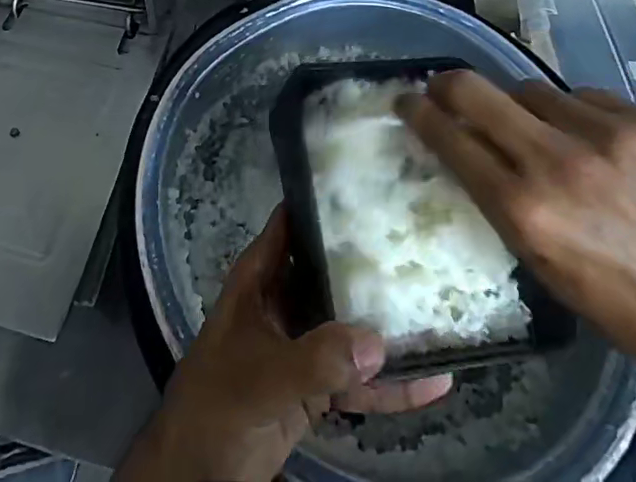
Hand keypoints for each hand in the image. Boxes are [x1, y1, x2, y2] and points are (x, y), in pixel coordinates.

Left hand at [115, 208, 452, 481]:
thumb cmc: (215, 410)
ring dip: (389, 320)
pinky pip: (362, 382)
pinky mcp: (318, 389)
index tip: (370, 184)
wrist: (195, 479)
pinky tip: (436, 380)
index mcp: (260, 282)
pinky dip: (393, 385)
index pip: (291, 225)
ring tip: (440, 301)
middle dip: (371, 256)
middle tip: (423, 235)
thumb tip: (377, 341)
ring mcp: (303, 347)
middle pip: (332, 269)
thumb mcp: (261, 380)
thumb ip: (314, 360)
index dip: (323, 201)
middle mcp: (285, 304)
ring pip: (351, 323)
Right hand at [400, 73, 635, 387]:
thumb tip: (471, 146)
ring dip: (527, 108)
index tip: (407, 101)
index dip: (420, 114)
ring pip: (536, 90)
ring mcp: (609, 134)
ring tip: (547, 134)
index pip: (451, 140)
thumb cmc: (621, 303)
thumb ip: (500, 199)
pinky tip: (602, 145)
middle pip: (478, 91)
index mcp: (525, 211)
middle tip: (444, 87)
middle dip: (450, 86)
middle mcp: (558, 162)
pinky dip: (581, 116)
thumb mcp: (542, 264)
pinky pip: (589, 98)